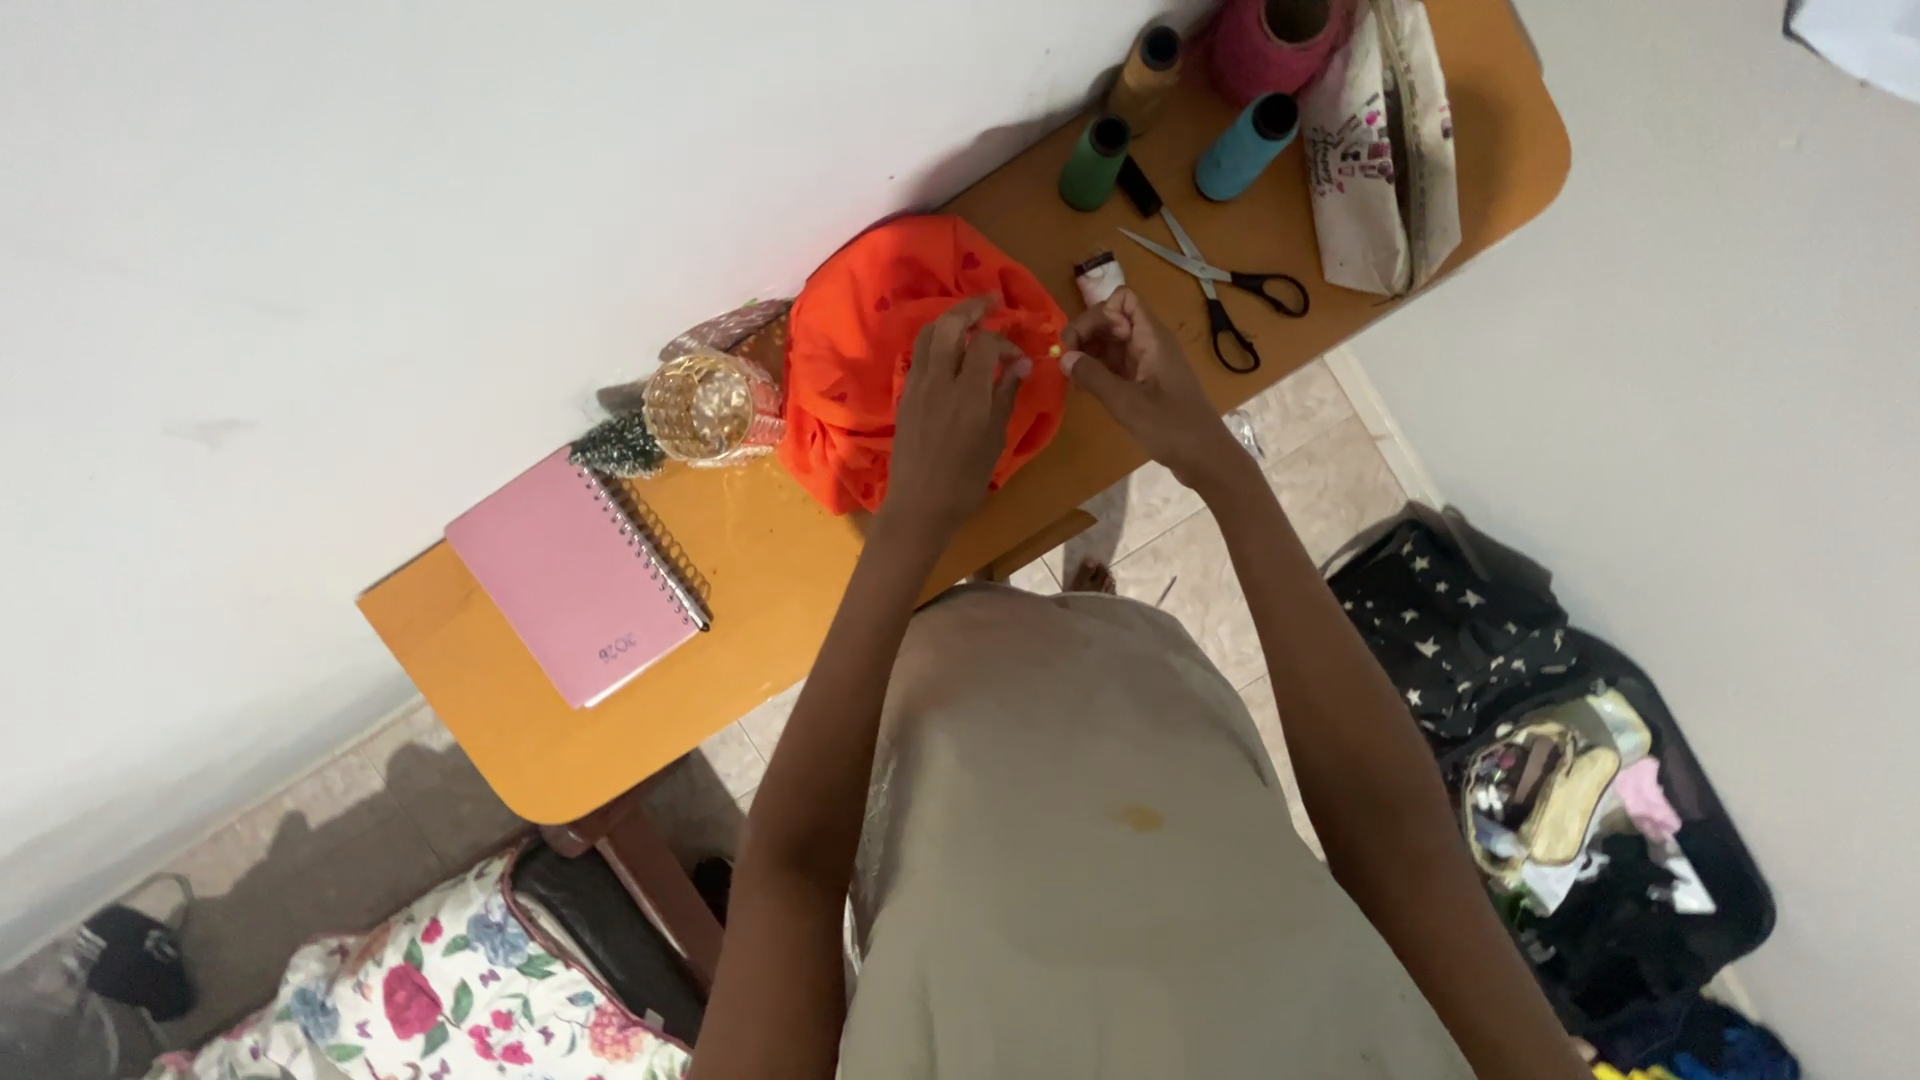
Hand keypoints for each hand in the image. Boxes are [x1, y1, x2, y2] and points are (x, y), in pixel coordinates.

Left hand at [880, 295, 1030, 544]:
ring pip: (929, 335)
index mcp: (967, 393)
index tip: (1018, 357)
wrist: (919, 505)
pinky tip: (949, 349)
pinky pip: (919, 356)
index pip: (985, 343)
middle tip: (992, 301)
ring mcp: (917, 386)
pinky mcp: (905, 396)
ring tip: (969, 319)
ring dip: (950, 320)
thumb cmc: (965, 480)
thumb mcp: (994, 439)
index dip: (1004, 341)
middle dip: (972, 307)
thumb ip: (1005, 396)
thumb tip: (1020, 366)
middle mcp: (938, 380)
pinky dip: (936, 341)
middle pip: (950, 325)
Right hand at [1062, 287, 1247, 492]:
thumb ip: (1094, 377)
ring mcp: (1149, 363)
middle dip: (1087, 334)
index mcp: (1152, 338)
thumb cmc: (1171, 427)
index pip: (1123, 299)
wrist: (1205, 457)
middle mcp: (1151, 343)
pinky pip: (1118, 365)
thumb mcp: (1127, 403)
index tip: (1080, 343)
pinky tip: (1085, 388)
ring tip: (1072, 378)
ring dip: (1090, 353)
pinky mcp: (1147, 383)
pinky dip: (1099, 370)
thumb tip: (1064, 358)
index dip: (1098, 314)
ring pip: (1113, 343)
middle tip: (1066, 363)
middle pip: (1113, 319)